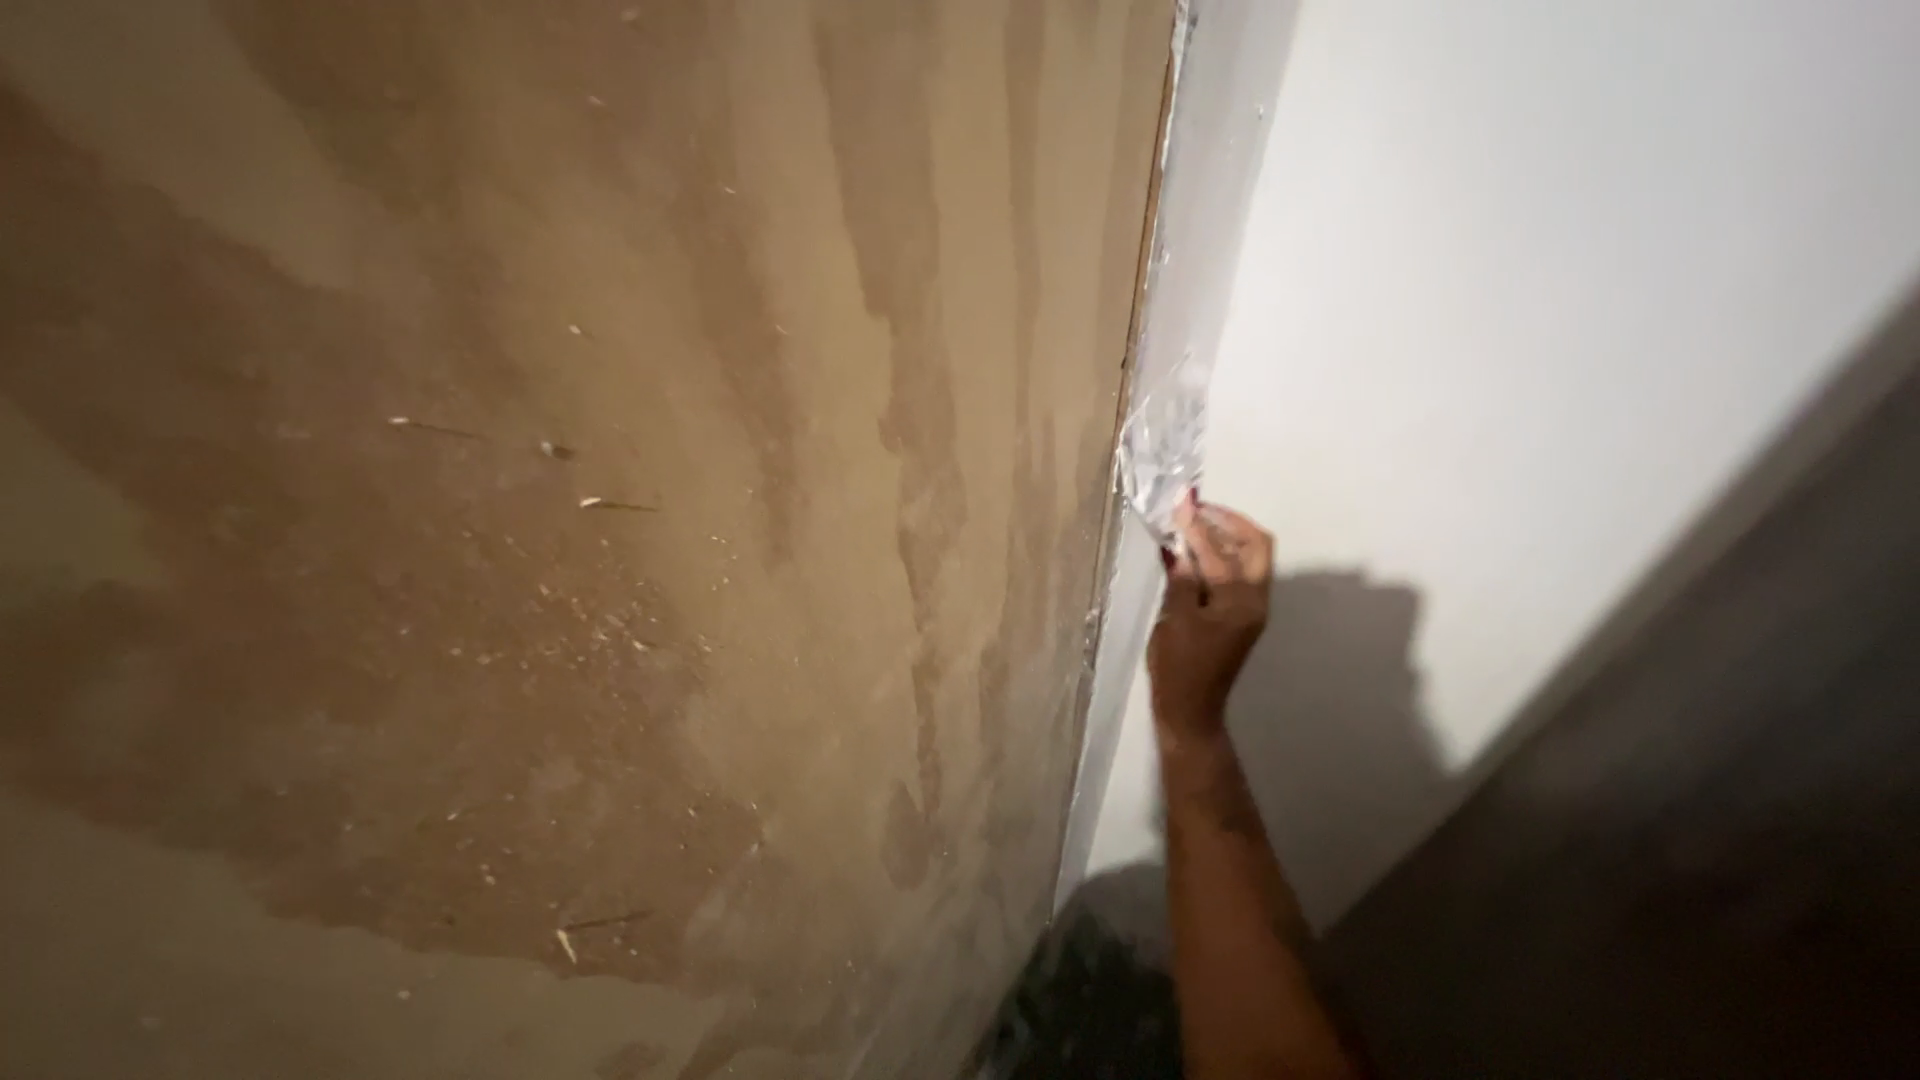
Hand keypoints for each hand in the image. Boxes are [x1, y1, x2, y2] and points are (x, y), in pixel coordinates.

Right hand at [1147, 493, 1273, 735]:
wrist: (1191, 708)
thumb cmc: (1179, 667)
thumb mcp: (1174, 620)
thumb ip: (1181, 581)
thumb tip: (1180, 546)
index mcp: (1239, 602)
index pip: (1219, 552)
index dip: (1199, 525)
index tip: (1183, 501)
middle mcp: (1255, 600)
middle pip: (1256, 545)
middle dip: (1229, 522)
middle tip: (1198, 509)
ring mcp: (1253, 608)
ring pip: (1252, 557)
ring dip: (1228, 536)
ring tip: (1196, 523)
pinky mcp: (1243, 614)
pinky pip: (1242, 572)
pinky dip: (1224, 555)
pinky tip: (1199, 552)